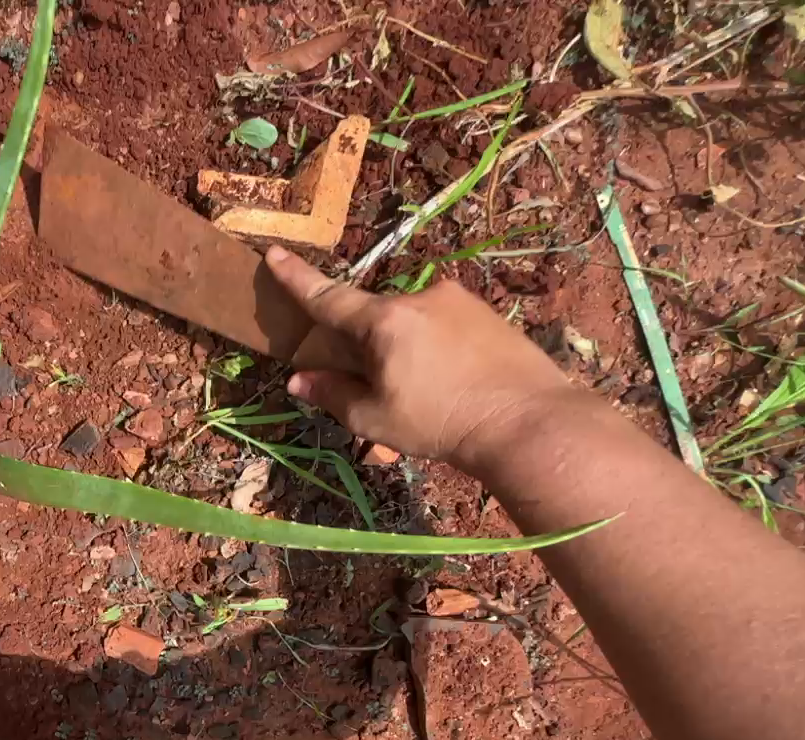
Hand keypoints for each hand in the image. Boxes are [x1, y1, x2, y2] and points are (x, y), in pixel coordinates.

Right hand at [264, 246, 589, 471]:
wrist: (530, 421)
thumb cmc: (438, 421)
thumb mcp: (371, 418)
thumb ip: (331, 393)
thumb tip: (299, 380)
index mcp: (384, 321)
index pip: (328, 297)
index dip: (296, 277)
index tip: (273, 252)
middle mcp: (418, 298)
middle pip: (370, 316)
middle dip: (360, 344)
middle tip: (372, 385)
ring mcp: (456, 300)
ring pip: (405, 322)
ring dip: (397, 348)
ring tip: (418, 390)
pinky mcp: (484, 312)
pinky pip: (436, 324)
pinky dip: (427, 347)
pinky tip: (444, 380)